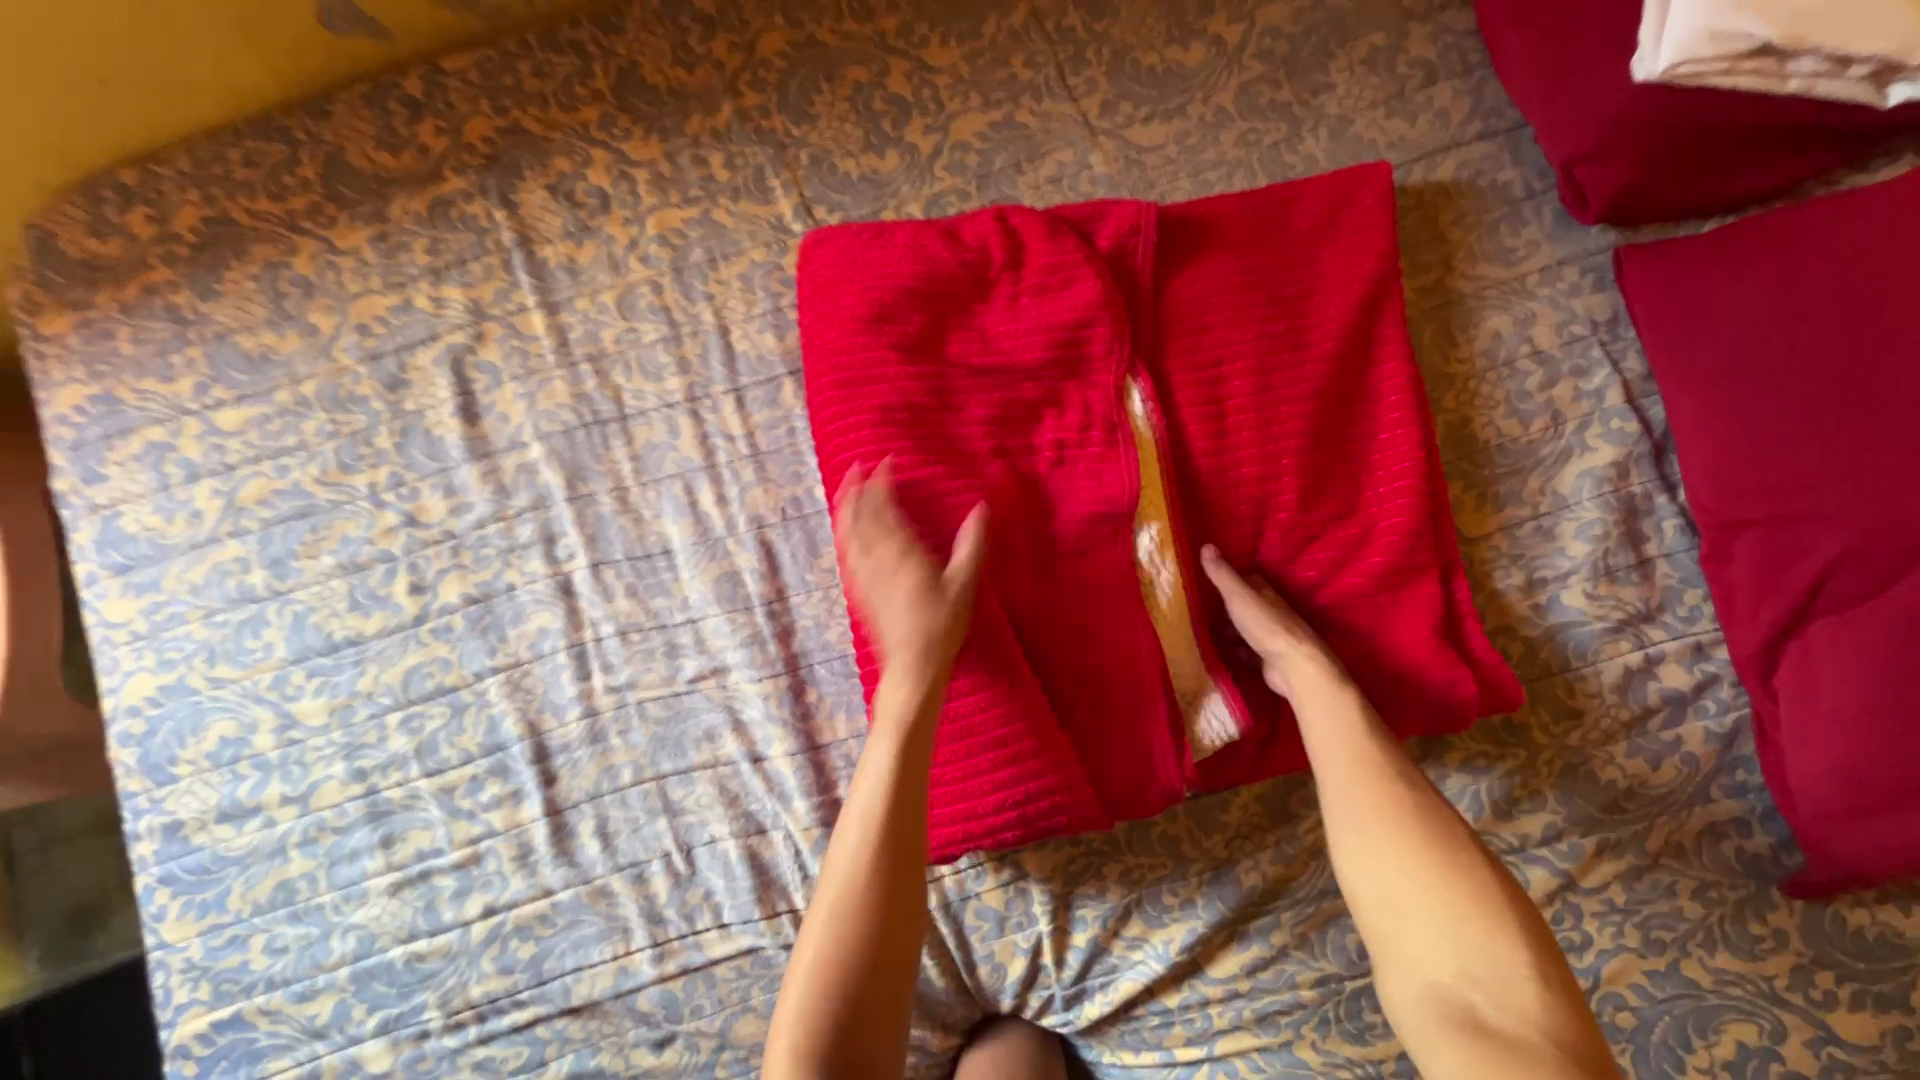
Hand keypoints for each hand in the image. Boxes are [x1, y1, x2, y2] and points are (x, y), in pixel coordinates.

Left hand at [833, 459, 988, 682]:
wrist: (912, 665)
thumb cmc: (942, 626)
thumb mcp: (964, 585)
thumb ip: (972, 546)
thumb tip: (981, 509)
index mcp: (902, 553)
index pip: (885, 507)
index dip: (882, 482)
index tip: (886, 462)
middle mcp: (878, 560)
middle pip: (857, 516)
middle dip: (855, 488)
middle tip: (857, 467)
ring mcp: (864, 576)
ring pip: (847, 534)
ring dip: (845, 508)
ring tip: (846, 491)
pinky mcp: (860, 592)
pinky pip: (847, 555)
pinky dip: (844, 535)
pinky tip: (846, 533)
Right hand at [1200, 544, 1346, 701]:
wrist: (1294, 666)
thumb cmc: (1265, 626)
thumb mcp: (1238, 596)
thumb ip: (1222, 574)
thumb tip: (1206, 544)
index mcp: (1265, 593)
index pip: (1248, 580)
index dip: (1230, 579)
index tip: (1209, 581)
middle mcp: (1271, 611)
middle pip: (1246, 605)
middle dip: (1227, 607)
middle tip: (1202, 609)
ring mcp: (1272, 636)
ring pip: (1247, 628)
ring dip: (1231, 630)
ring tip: (1207, 632)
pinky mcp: (1270, 658)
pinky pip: (1250, 651)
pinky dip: (1238, 650)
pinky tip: (1225, 654)